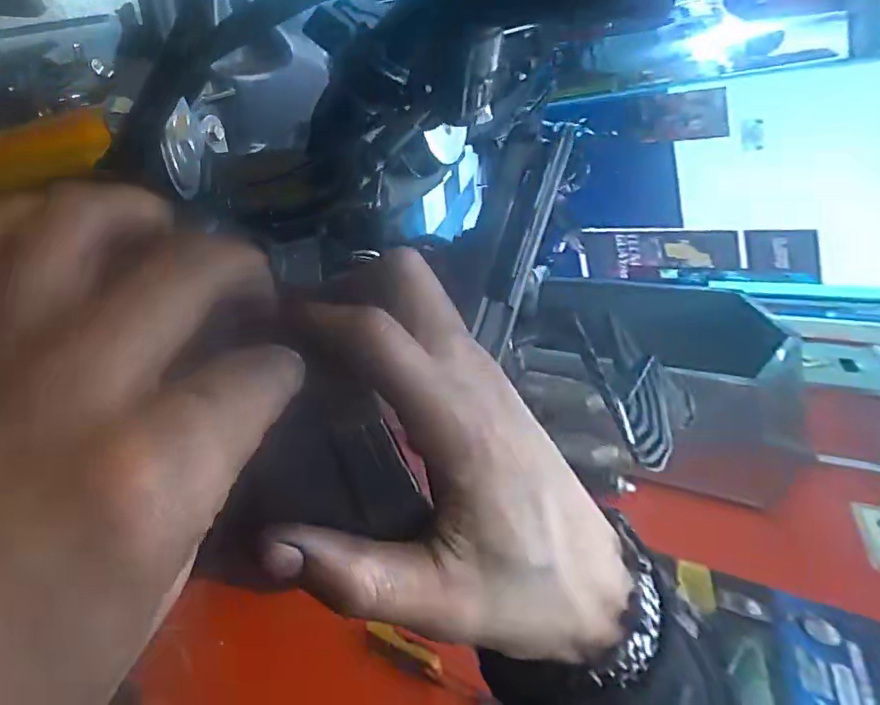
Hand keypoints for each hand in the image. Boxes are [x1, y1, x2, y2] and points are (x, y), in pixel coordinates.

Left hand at [0, 185, 304, 704]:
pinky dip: (19, 217)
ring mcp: (2, 345)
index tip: (282, 360)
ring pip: (76, 218)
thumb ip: (211, 467)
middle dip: (237, 264)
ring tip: (159, 232)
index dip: (281, 364)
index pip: (250, 374)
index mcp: (146, 469)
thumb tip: (244, 388)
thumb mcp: (163, 580)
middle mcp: (77, 381)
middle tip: (245, 285)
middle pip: (182, 269)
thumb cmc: (46, 642)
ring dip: (134, 210)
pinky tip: (54, 237)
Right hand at [265, 249, 633, 663]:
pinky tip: (358, 364)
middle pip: (406, 275)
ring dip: (362, 294)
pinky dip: (382, 313)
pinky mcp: (482, 372)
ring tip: (319, 342)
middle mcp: (469, 371)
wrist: (608, 592)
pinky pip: (424, 312)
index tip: (271, 325)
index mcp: (457, 418)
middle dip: (346, 284)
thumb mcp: (441, 603)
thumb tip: (270, 543)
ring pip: (416, 286)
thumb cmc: (525, 591)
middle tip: (304, 327)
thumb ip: (356, 576)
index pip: (379, 333)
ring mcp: (480, 365)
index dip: (318, 318)